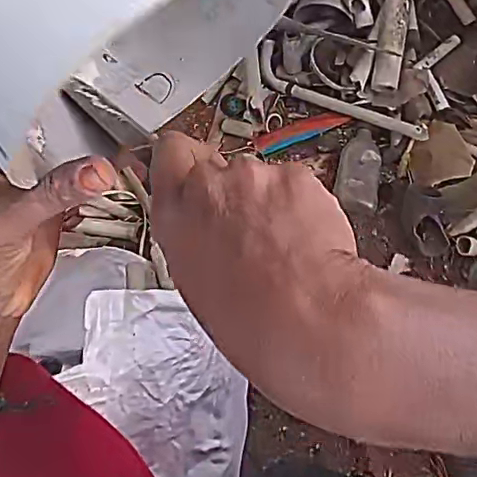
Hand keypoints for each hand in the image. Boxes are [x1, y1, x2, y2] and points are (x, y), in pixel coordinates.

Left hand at [0, 61, 117, 331]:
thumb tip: (100, 167)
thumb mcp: (8, 222)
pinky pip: (64, 154)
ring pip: (34, 120)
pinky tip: (104, 123)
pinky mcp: (44, 186)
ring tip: (82, 58)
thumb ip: (53, 193)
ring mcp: (17, 165)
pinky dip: (82, 142)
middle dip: (11, 55)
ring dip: (53, 99)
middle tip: (37, 13)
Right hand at [148, 132, 371, 411]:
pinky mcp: (294, 176)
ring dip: (270, 200)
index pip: (169, 155)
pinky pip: (296, 182)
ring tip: (285, 244)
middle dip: (234, 190)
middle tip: (251, 225)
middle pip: (218, 166)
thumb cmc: (254, 321)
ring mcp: (251, 177)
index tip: (193, 164)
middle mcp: (208, 188)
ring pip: (260, 176)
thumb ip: (194, 237)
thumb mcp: (196, 284)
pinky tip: (306, 239)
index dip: (185, 158)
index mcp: (175, 218)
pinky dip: (303, 204)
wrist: (308, 318)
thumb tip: (208, 233)